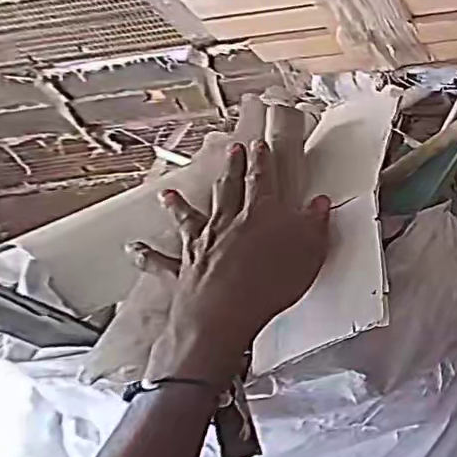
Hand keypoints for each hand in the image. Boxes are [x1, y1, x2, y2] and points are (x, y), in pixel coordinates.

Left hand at [129, 140, 331, 386]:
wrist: (227, 311)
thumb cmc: (271, 281)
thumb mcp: (311, 249)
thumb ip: (315, 223)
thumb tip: (320, 203)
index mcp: (261, 213)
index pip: (262, 179)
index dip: (262, 161)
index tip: (259, 146)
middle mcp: (228, 222)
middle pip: (229, 189)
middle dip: (231, 168)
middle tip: (230, 151)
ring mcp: (203, 244)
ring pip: (190, 218)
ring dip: (180, 205)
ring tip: (169, 194)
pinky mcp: (184, 269)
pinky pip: (161, 261)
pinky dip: (147, 255)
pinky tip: (136, 248)